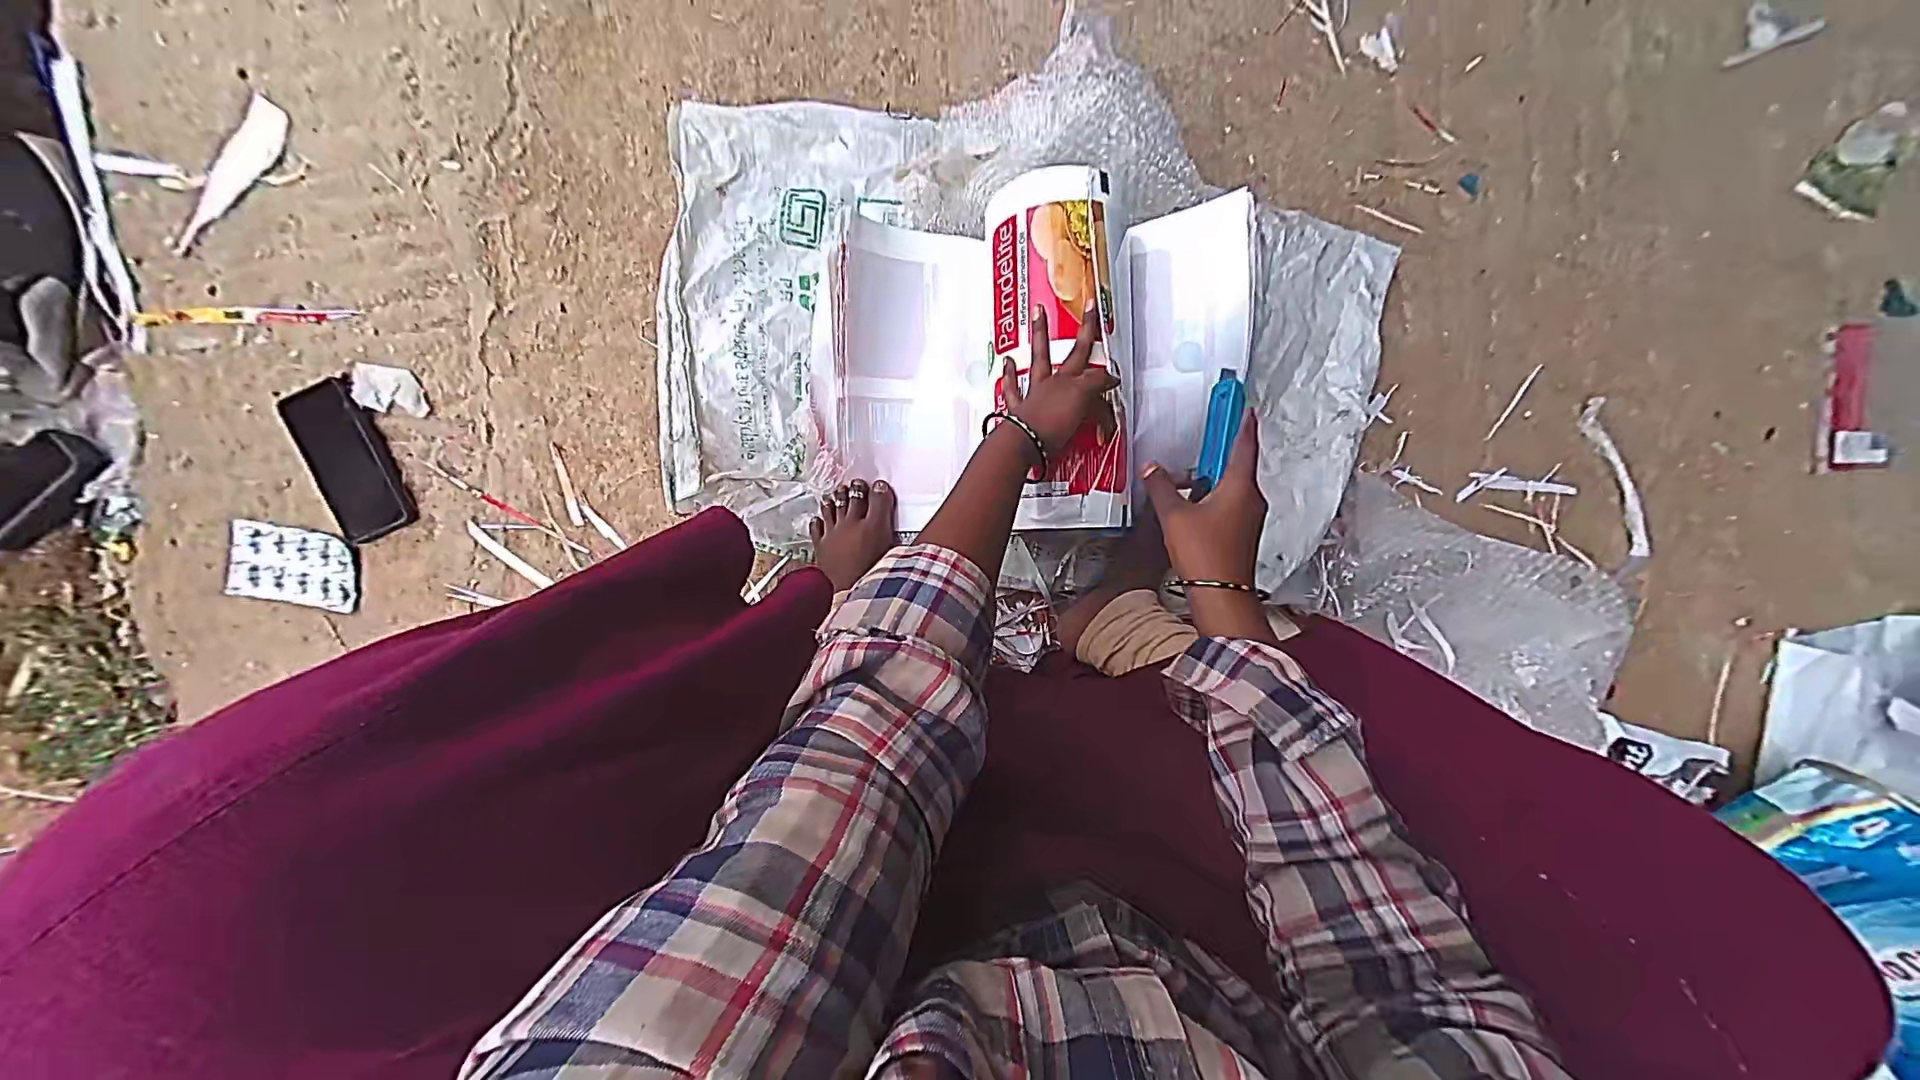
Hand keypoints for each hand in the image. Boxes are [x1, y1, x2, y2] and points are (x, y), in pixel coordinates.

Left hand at [1002, 302, 1118, 454]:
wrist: (1024, 442)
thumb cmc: (1051, 425)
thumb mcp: (1082, 403)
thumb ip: (1095, 387)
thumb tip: (1110, 379)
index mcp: (1071, 384)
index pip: (1096, 373)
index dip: (1107, 374)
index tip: (1115, 378)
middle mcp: (1053, 384)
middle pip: (1073, 353)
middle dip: (1085, 331)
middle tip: (1090, 309)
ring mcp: (1035, 393)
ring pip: (1039, 358)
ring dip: (1041, 336)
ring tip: (1039, 315)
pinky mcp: (1020, 409)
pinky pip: (1012, 387)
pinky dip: (1009, 374)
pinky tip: (1007, 362)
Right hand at [1140, 414, 1265, 586]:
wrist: (1221, 593)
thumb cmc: (1205, 556)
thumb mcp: (1175, 516)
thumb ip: (1162, 488)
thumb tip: (1152, 470)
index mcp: (1240, 487)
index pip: (1243, 445)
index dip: (1240, 423)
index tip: (1241, 406)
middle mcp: (1251, 499)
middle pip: (1237, 464)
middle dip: (1220, 450)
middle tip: (1209, 435)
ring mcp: (1249, 517)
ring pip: (1233, 485)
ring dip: (1213, 476)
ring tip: (1187, 476)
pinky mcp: (1241, 532)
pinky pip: (1230, 502)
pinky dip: (1214, 495)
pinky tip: (1192, 503)